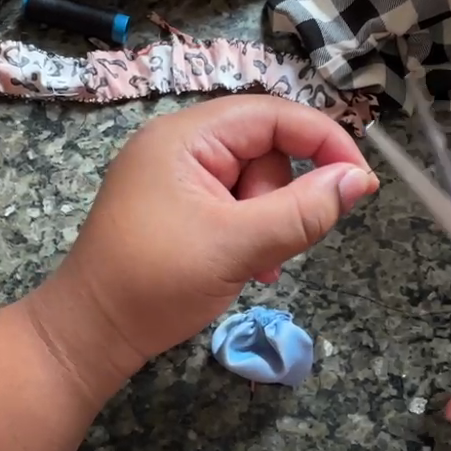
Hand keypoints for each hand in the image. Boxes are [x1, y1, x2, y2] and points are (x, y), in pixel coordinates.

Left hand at [29, 97, 377, 391]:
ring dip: (268, 221)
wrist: (90, 335)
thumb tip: (360, 181)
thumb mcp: (237, 246)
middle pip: (264, 148)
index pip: (271, 114)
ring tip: (256, 265)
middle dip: (282, 197)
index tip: (360, 183)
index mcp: (184, 136)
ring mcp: (174, 177)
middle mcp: (178, 145)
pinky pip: (231, 203)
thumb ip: (302, 211)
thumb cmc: (155, 284)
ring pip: (253, 181)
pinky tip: (246, 267)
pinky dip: (248, 232)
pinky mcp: (175, 207)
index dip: (323, 141)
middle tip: (275, 246)